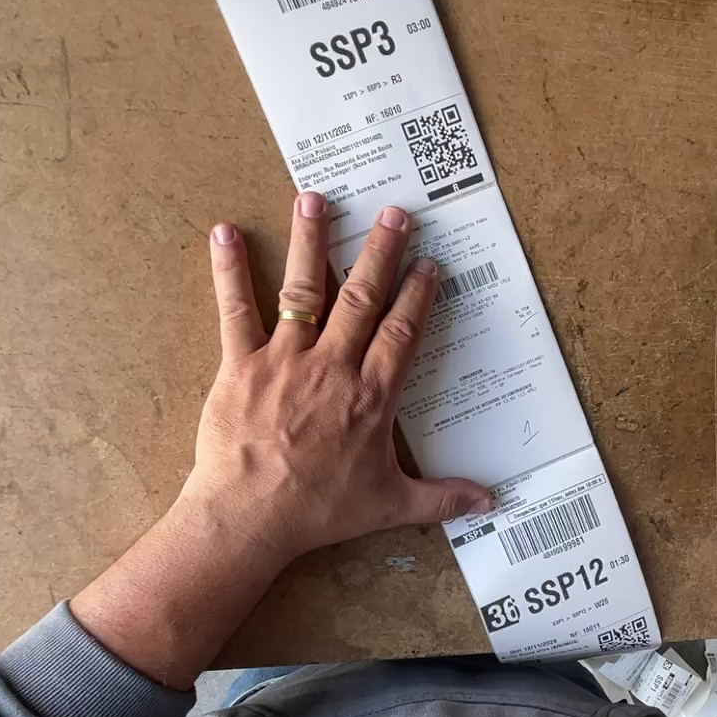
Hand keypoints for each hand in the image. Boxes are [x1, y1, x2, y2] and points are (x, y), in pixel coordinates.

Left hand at [181, 190, 491, 566]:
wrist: (252, 517)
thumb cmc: (321, 511)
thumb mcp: (390, 505)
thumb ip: (442, 498)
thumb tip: (491, 501)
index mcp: (371, 396)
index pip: (401, 333)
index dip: (417, 295)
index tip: (428, 263)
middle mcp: (333, 367)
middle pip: (362, 298)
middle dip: (380, 253)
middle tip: (393, 214)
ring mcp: (285, 361)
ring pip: (303, 291)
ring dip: (311, 242)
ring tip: (315, 199)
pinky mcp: (241, 365)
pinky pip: (235, 310)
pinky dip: (229, 271)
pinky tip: (225, 234)